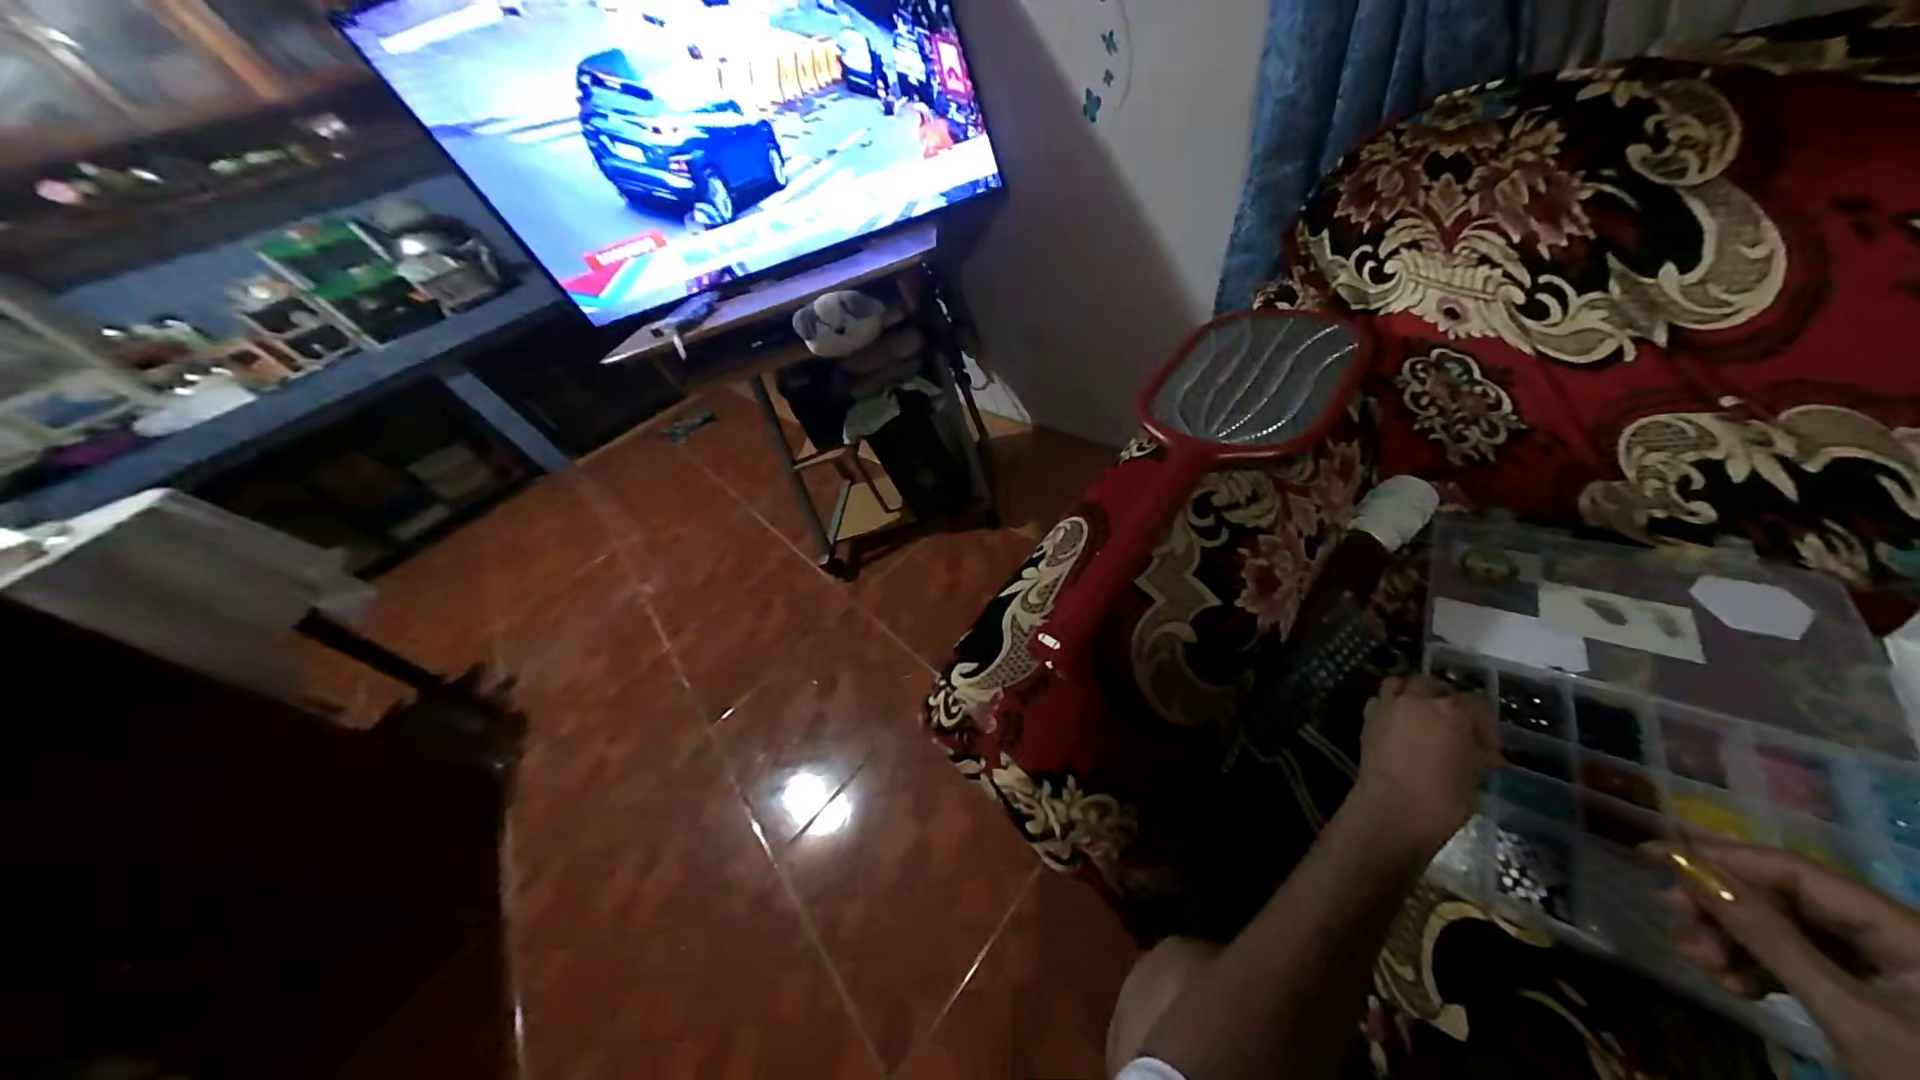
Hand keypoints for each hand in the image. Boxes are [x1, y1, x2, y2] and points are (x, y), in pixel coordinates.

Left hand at [1352, 675, 1500, 851]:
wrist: (1391, 809)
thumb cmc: (1442, 798)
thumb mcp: (1474, 776)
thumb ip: (1478, 754)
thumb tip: (1484, 751)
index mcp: (1451, 711)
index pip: (1475, 702)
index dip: (1485, 722)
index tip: (1489, 746)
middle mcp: (1416, 701)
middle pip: (1432, 684)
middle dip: (1446, 697)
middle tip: (1456, 722)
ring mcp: (1387, 707)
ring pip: (1399, 683)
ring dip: (1412, 692)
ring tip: (1424, 715)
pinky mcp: (1367, 719)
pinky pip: (1379, 700)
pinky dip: (1390, 705)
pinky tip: (1399, 725)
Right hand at [1660, 840, 1919, 1079]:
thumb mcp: (1846, 1013)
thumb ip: (1769, 937)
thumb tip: (1688, 869)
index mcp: (1915, 934)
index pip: (1801, 873)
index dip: (1723, 858)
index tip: (1652, 854)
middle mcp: (1905, 940)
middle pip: (1792, 900)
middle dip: (1725, 908)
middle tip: (1671, 912)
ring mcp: (1894, 972)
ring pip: (1790, 932)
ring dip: (1734, 942)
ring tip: (1700, 962)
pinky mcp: (1878, 997)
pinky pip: (1805, 963)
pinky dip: (1760, 968)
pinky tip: (1733, 984)